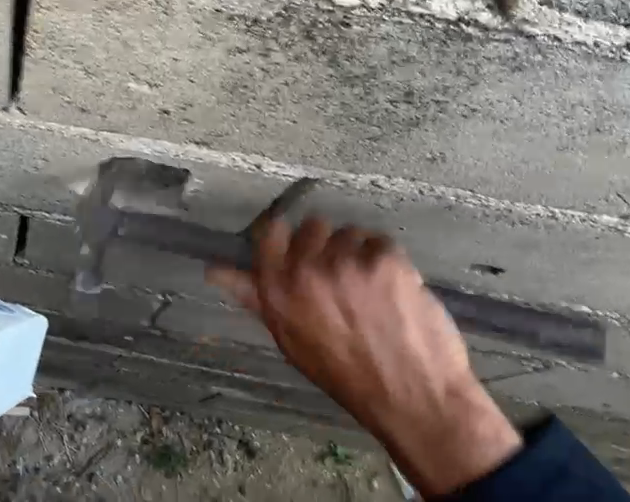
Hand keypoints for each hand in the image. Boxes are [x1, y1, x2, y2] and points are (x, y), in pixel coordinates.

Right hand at [209, 218, 521, 497]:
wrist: (416, 402)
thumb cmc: (347, 375)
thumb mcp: (290, 340)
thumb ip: (255, 296)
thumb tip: (214, 270)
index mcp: (276, 290)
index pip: (270, 230)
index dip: (288, 238)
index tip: (301, 252)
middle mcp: (304, 270)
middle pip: (312, 227)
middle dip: (328, 248)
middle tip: (344, 283)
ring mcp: (345, 262)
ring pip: (349, 233)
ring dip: (360, 255)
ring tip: (373, 293)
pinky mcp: (384, 259)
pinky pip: (380, 241)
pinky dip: (389, 262)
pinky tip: (394, 292)